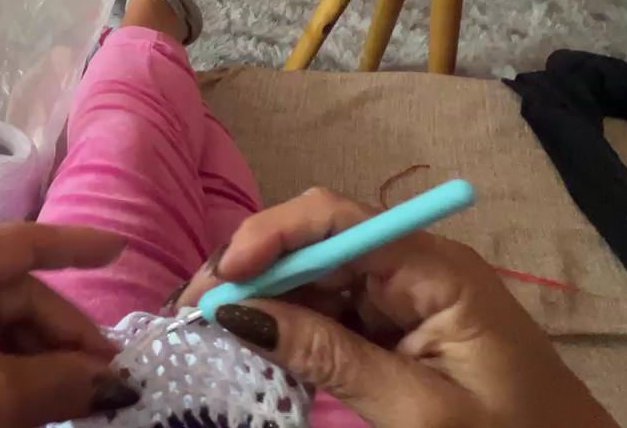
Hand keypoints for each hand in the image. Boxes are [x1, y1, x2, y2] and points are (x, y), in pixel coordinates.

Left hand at [0, 223, 141, 427]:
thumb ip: (60, 381)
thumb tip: (115, 379)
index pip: (22, 243)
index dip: (75, 246)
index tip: (122, 249)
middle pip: (19, 295)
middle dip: (65, 335)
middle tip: (114, 382)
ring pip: (6, 328)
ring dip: (46, 363)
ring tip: (86, 400)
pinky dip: (18, 377)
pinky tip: (46, 406)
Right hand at [173, 188, 618, 427]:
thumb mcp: (421, 415)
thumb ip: (327, 357)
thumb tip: (235, 313)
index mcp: (432, 267)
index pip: (332, 219)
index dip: (268, 236)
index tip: (219, 278)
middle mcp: (410, 262)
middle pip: (311, 240)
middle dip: (251, 267)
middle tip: (195, 304)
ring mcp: (400, 292)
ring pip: (309, 273)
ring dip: (260, 295)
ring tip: (210, 321)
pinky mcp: (392, 322)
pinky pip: (324, 306)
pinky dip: (285, 321)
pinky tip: (253, 337)